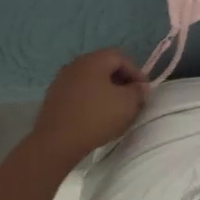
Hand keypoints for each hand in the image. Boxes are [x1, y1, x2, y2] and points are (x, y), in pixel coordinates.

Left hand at [26, 48, 149, 167]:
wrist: (57, 141)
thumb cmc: (96, 117)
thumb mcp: (127, 104)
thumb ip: (138, 91)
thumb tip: (140, 86)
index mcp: (93, 61)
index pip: (121, 58)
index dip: (137, 72)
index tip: (145, 91)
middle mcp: (75, 64)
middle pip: (104, 66)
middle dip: (121, 81)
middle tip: (132, 98)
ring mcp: (61, 80)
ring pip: (91, 80)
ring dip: (106, 90)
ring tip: (116, 108)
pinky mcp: (54, 97)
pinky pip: (79, 92)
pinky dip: (91, 99)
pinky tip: (96, 115)